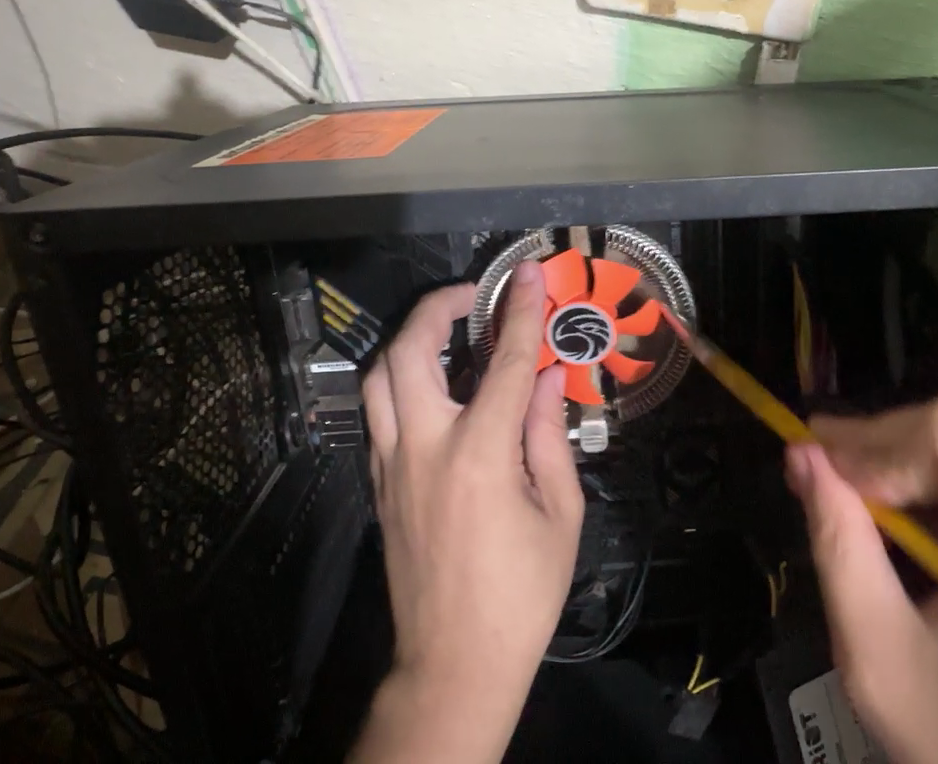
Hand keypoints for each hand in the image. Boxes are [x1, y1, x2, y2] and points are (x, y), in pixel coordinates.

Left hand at [349, 263, 584, 763]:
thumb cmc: (522, 593)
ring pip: (379, 379)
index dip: (521, 313)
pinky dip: (401, 381)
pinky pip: (380, 414)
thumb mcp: (560, 512)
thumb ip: (547, 436)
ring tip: (447, 332)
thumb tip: (547, 380)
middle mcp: (423, 449)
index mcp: (478, 454)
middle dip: (439, 308)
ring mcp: (390, 467)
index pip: (504, 363)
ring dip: (410, 341)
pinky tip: (434, 386)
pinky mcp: (378, 487)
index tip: (529, 275)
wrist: (455, 662)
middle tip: (474, 296)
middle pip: (409, 352)